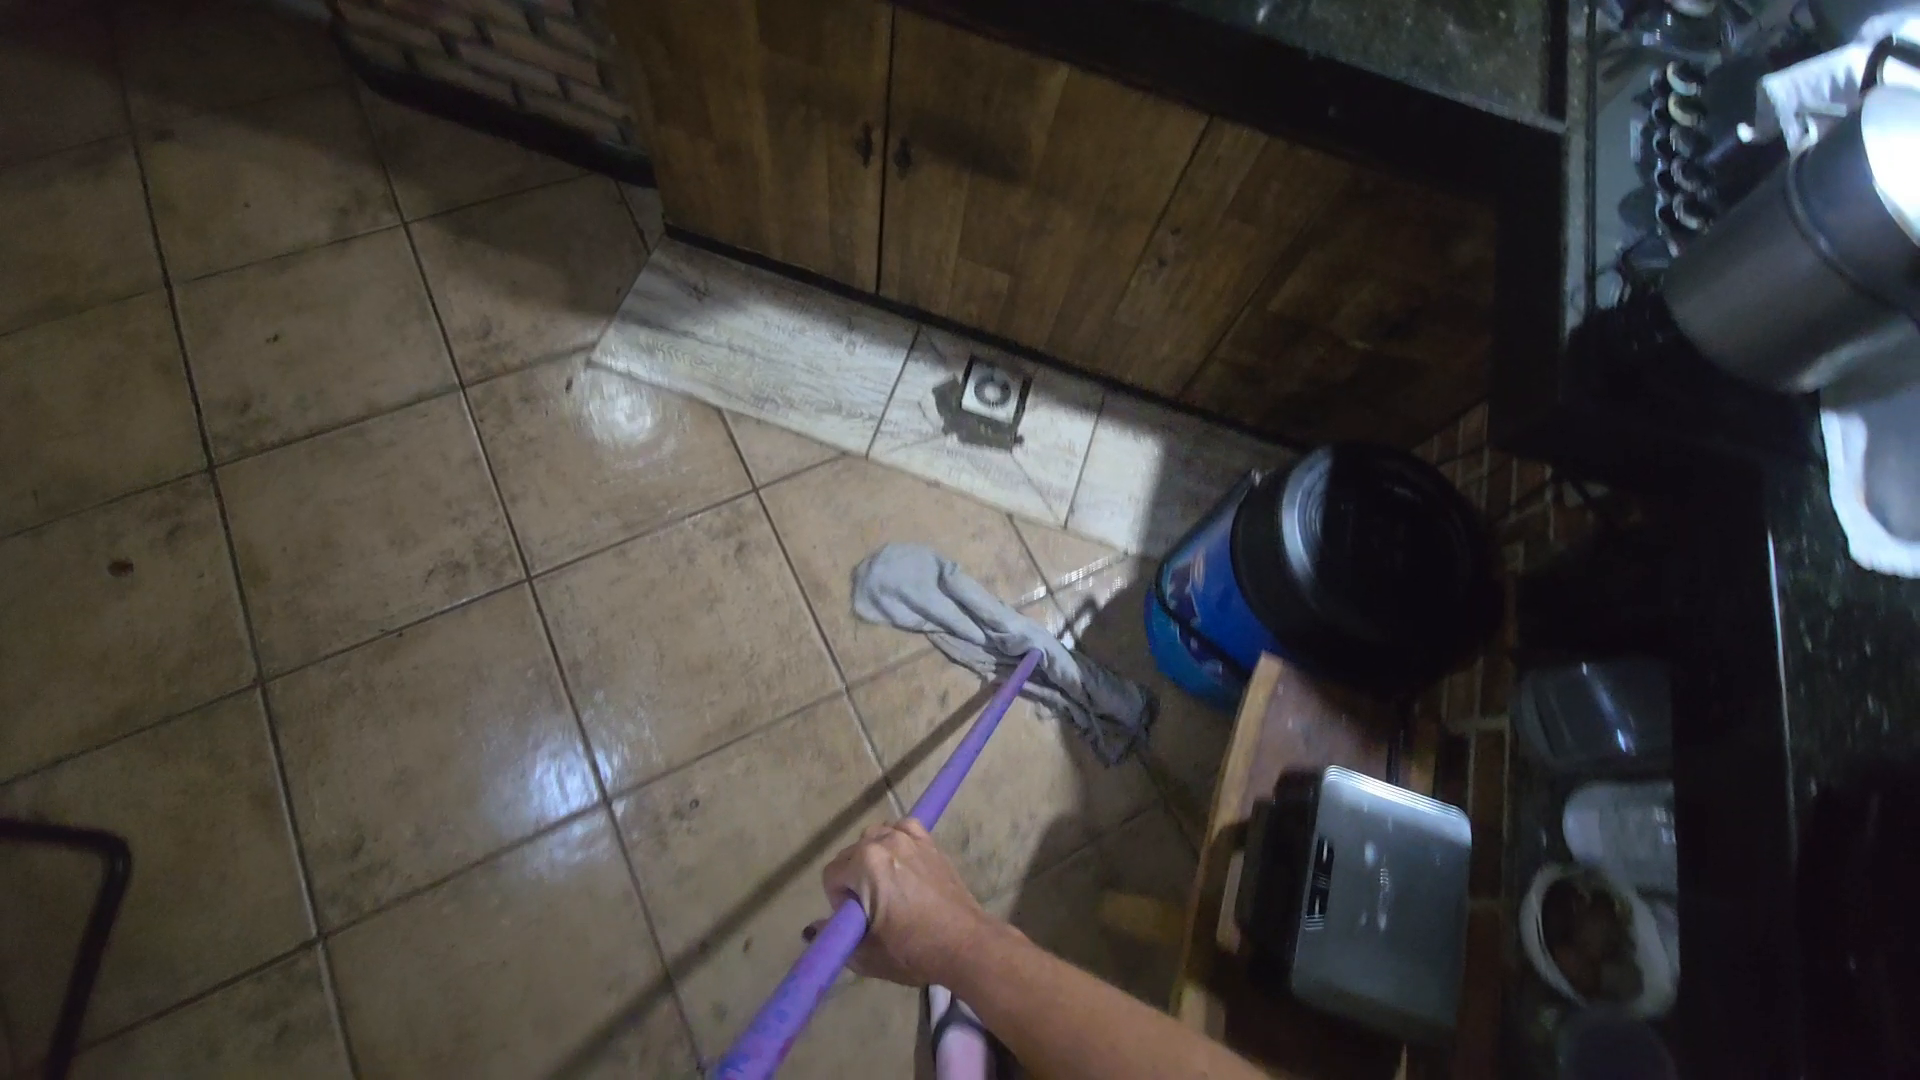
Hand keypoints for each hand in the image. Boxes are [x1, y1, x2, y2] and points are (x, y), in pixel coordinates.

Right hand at [807, 819, 1007, 985]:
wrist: (963, 943)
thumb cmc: (912, 950)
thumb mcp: (865, 954)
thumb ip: (833, 937)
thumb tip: (812, 929)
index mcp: (865, 864)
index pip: (831, 874)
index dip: (838, 900)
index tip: (855, 919)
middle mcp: (884, 841)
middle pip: (851, 854)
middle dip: (853, 878)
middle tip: (870, 908)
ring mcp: (909, 836)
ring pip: (874, 838)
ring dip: (872, 858)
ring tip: (886, 887)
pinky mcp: (928, 840)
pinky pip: (900, 828)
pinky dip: (896, 840)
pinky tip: (902, 863)